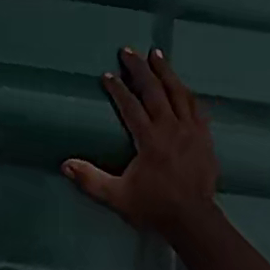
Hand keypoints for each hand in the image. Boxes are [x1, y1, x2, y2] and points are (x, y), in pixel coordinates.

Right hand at [63, 48, 218, 237]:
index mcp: (149, 139)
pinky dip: (186, 91)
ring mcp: (190, 128)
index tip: (107, 74)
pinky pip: (195, 105)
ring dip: (165, 70)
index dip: (118, 88)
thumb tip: (65, 164)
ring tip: (155, 53)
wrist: (194, 220)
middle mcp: (170, 126)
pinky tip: (181, 83)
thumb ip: (91, 180)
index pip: (130, 105)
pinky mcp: (205, 134)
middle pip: (154, 89)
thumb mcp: (118, 197)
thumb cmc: (154, 207)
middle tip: (128, 50)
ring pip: (177, 91)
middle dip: (139, 68)